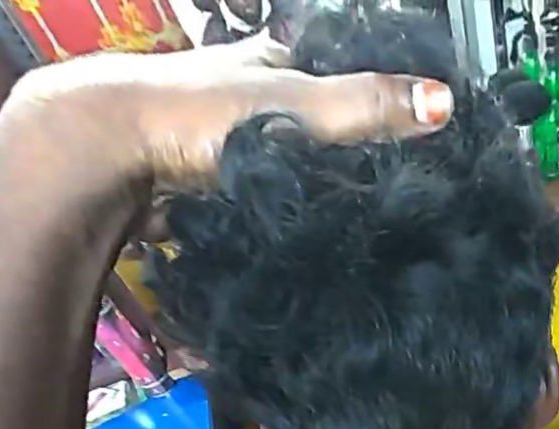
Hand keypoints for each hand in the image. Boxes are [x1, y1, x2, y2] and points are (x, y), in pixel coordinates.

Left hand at [0, 36, 452, 189]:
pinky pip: (244, 199)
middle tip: (367, 193)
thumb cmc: (204, 118)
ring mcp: (214, 139)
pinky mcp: (194, 184)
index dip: (362, 102)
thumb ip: (363, 109)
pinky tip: (282, 235)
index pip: (329, 77)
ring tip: (334, 223)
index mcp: (268, 64)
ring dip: (295, 188)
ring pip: (269, 161)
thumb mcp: (295, 110)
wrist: (113, 152)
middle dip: (327, 151)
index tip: (396, 139)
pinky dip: (265, 213)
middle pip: (297, 121)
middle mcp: (240, 94)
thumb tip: (445, 103)